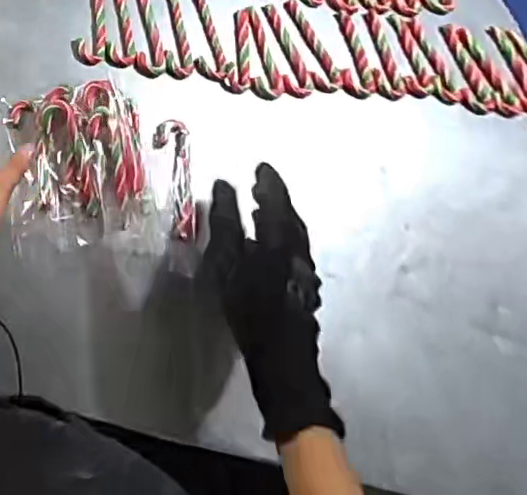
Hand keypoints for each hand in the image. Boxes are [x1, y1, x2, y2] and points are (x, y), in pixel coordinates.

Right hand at [203, 163, 343, 442]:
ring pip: (294, 236)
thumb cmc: (250, 308)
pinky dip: (281, 236)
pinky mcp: (302, 289)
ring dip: (279, 217)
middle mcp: (297, 252)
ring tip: (261, 209)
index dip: (268, 183)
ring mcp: (303, 273)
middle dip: (277, 198)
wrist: (282, 360)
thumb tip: (223, 187)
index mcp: (280, 240)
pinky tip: (267, 244)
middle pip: (290, 218)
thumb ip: (225, 223)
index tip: (261, 167)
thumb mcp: (227, 261)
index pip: (276, 202)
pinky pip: (292, 251)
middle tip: (261, 184)